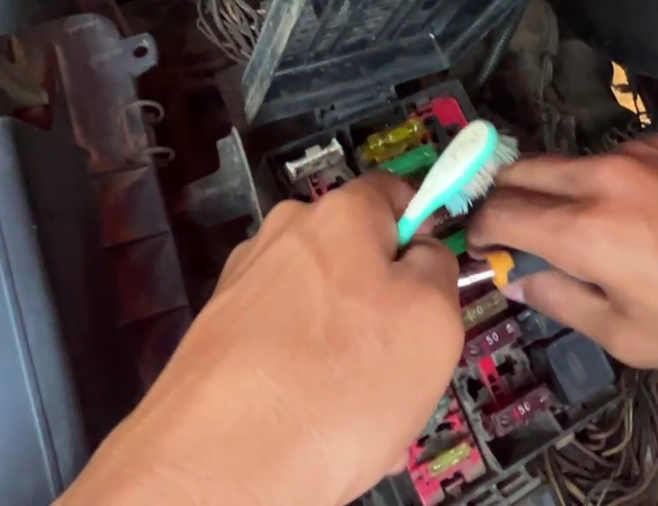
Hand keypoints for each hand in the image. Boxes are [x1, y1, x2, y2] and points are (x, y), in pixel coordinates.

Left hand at [63, 172, 462, 505]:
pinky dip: (310, 374)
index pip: (396, 191)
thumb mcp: (434, 319)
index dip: (426, 227)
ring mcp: (246, 281)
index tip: (440, 277)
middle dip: (388, 306)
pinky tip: (320, 428)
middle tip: (406, 365)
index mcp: (339, 212)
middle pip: (359, 256)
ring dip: (352, 350)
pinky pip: (288, 343)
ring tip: (362, 417)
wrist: (218, 465)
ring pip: (326, 307)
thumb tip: (425, 253)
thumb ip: (439, 267)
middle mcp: (285, 233)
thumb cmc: (340, 382)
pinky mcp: (220, 332)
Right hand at [468, 137, 657, 380]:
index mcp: (586, 231)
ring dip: (548, 187)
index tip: (477, 244)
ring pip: (563, 161)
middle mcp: (600, 178)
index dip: (478, 229)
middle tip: (503, 226)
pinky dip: (594, 179)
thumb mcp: (633, 338)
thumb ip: (562, 300)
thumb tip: (521, 278)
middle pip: (519, 170)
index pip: (501, 212)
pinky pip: (607, 157)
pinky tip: (625, 212)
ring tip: (568, 225)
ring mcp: (634, 154)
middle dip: (499, 195)